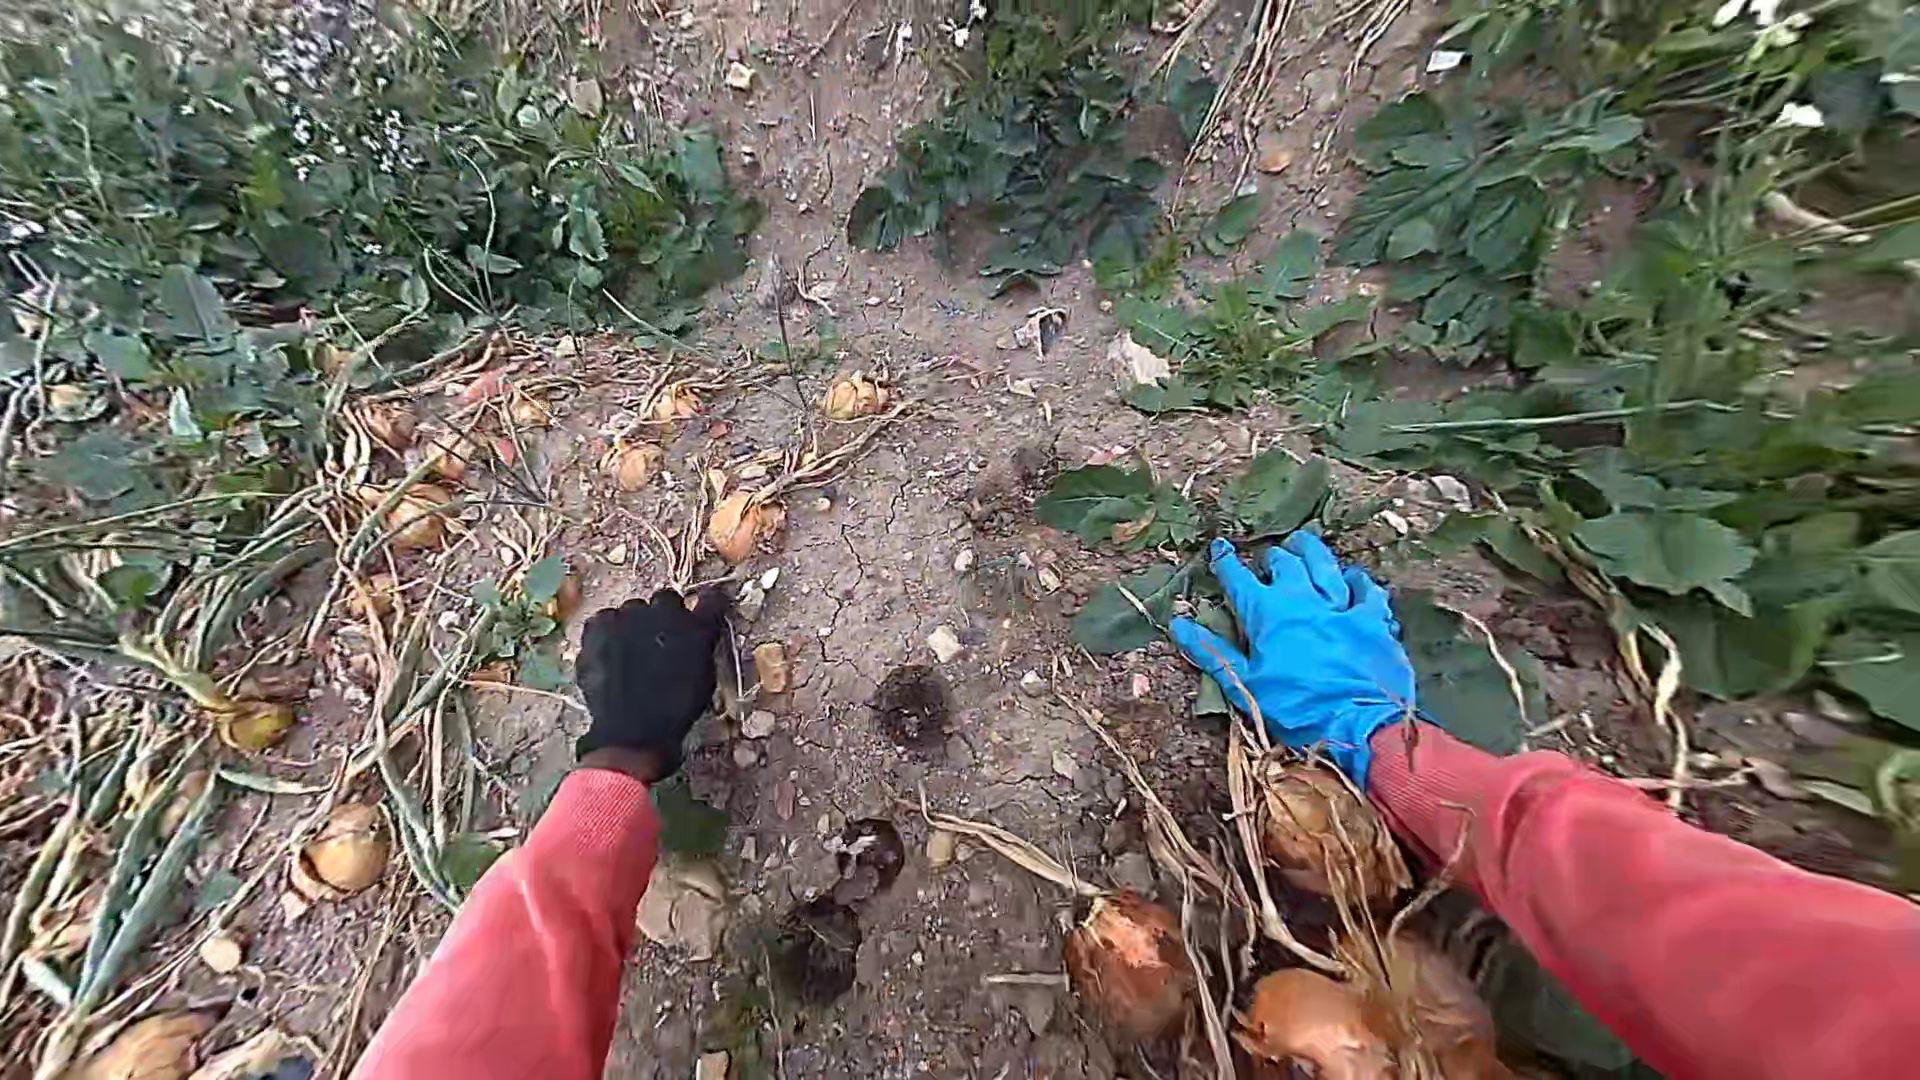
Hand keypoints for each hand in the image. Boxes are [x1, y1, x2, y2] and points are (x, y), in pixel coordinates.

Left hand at [576, 588, 728, 782]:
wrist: (634, 731)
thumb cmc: (678, 705)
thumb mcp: (705, 672)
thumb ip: (704, 640)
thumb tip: (702, 621)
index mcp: (695, 624)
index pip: (710, 599)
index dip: (705, 607)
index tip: (702, 616)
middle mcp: (662, 614)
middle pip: (665, 599)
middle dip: (664, 615)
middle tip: (662, 639)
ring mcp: (627, 619)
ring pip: (632, 609)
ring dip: (635, 623)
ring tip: (633, 648)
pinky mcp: (597, 631)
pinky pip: (604, 621)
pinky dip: (608, 631)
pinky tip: (611, 650)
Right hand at [1169, 533, 1414, 784]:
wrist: (1360, 726)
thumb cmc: (1294, 707)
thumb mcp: (1244, 683)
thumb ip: (1210, 650)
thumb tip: (1177, 624)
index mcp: (1266, 613)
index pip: (1238, 578)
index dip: (1225, 561)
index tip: (1219, 548)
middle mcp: (1302, 599)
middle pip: (1285, 563)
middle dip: (1272, 556)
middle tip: (1267, 558)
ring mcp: (1340, 606)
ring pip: (1324, 565)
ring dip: (1311, 552)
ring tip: (1303, 542)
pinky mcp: (1373, 621)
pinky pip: (1367, 591)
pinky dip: (1357, 581)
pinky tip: (1353, 577)